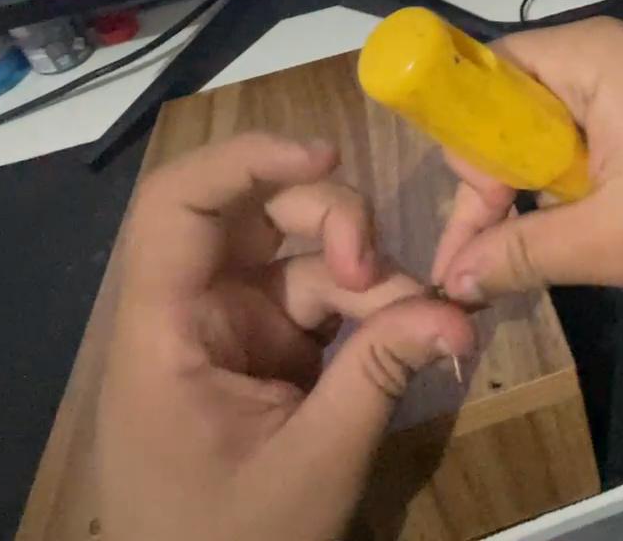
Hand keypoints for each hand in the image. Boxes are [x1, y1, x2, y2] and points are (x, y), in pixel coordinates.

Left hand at [97, 134, 476, 540]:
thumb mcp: (311, 466)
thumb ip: (380, 374)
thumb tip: (457, 313)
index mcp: (165, 329)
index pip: (179, 205)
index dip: (245, 160)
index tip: (325, 155)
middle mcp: (198, 307)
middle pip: (260, 211)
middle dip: (334, 221)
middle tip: (380, 273)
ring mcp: (240, 322)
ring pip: (308, 251)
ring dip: (369, 273)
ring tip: (423, 320)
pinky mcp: (276, 341)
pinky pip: (331, 295)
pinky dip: (375, 304)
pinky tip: (415, 326)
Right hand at [430, 18, 622, 330]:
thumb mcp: (612, 241)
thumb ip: (522, 254)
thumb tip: (452, 278)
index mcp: (589, 56)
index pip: (485, 73)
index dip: (465, 140)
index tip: (474, 213)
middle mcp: (609, 53)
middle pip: (518, 104)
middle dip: (498, 178)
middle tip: (495, 252)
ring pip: (557, 128)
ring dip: (540, 189)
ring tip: (545, 250)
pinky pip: (596, 137)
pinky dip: (579, 184)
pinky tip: (590, 227)